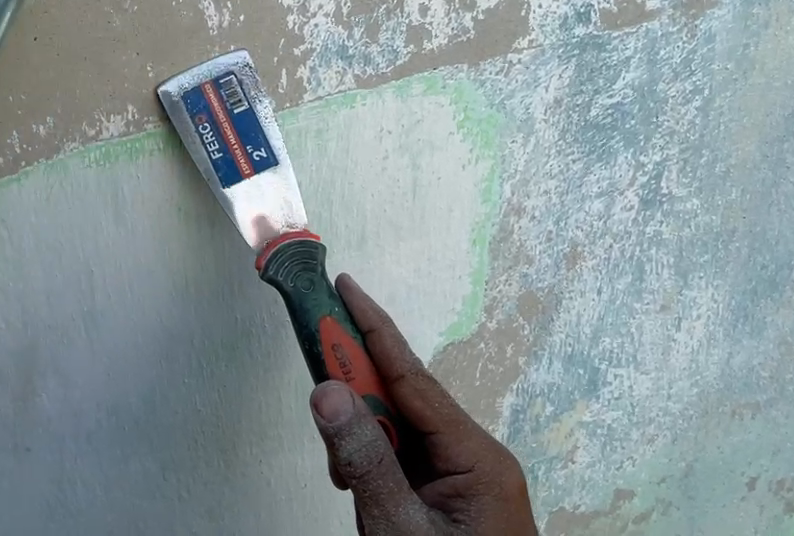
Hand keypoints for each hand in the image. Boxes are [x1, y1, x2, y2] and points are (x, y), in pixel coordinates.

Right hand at [309, 275, 536, 534]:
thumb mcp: (398, 530)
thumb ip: (362, 457)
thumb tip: (326, 388)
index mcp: (477, 457)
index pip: (411, 374)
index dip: (371, 325)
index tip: (344, 283)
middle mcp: (474, 456)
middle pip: (402, 397)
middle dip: (356, 389)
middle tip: (316, 367)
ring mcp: (462, 476)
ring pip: (396, 428)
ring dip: (361, 439)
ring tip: (348, 486)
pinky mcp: (447, 495)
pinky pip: (400, 456)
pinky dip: (370, 462)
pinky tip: (358, 491)